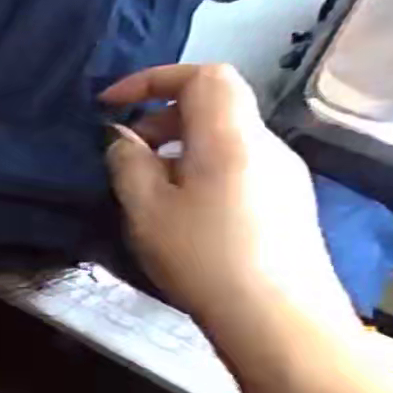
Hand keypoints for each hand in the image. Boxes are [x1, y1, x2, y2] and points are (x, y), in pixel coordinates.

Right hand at [100, 63, 359, 355]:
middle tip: (119, 152)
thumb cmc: (200, 255)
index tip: (109, 105)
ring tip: (139, 185)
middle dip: (158, 116)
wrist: (274, 315)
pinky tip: (173, 207)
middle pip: (214, 105)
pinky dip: (194, 166)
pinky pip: (232, 162)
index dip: (153, 79)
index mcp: (231, 139)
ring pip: (221, 136)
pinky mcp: (283, 199)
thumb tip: (122, 137)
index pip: (204, 77)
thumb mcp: (144, 208)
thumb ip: (128, 162)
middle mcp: (265, 145)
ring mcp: (281, 173)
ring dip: (173, 145)